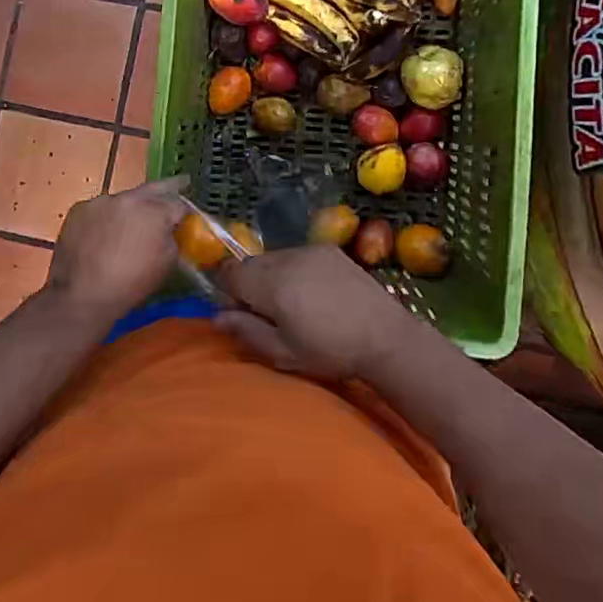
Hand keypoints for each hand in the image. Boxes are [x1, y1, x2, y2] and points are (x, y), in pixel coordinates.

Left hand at [46, 176, 188, 323]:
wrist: (82, 295)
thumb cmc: (131, 284)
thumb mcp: (166, 263)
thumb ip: (174, 238)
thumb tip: (171, 230)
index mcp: (155, 211)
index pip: (179, 204)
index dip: (186, 211)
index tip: (187, 216)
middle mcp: (129, 198)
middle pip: (154, 188)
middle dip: (168, 188)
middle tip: (180, 184)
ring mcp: (102, 201)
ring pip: (125, 198)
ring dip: (132, 207)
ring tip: (132, 221)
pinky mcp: (79, 209)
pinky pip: (100, 208)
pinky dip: (106, 217)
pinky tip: (104, 232)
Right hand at [215, 246, 419, 379]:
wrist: (385, 336)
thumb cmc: (330, 351)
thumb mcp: (284, 353)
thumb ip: (247, 331)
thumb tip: (217, 317)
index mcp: (272, 283)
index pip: (230, 272)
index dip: (228, 293)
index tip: (241, 314)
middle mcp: (288, 257)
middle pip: (251, 263)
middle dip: (250, 284)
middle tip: (269, 314)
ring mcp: (311, 249)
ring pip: (274, 257)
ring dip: (273, 276)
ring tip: (294, 304)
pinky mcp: (330, 249)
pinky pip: (297, 254)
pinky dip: (295, 269)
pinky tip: (313, 292)